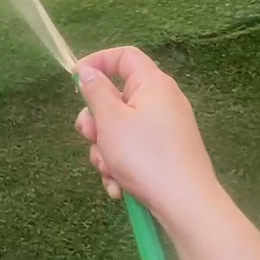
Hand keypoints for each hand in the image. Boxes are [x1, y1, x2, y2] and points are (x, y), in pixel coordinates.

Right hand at [74, 47, 222, 229]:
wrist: (185, 203)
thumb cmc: (144, 155)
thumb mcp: (110, 120)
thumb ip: (95, 91)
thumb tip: (87, 71)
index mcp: (153, 85)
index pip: (124, 56)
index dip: (97, 61)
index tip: (74, 80)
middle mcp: (162, 102)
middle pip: (116, 97)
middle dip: (96, 120)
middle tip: (89, 136)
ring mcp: (164, 129)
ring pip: (119, 128)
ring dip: (105, 149)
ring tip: (108, 170)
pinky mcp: (164, 152)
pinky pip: (132, 148)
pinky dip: (120, 164)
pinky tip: (118, 185)